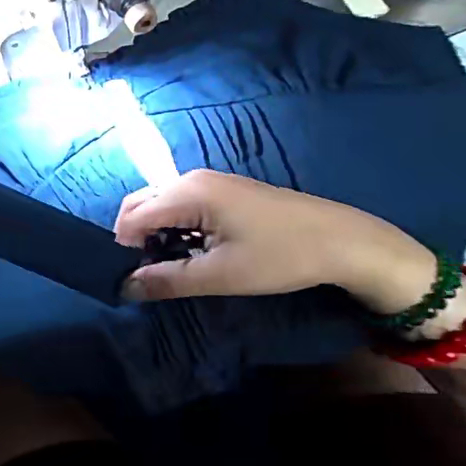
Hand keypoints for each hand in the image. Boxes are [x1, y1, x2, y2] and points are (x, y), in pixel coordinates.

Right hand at [112, 170, 438, 312]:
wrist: (340, 240)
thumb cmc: (280, 256)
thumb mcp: (220, 274)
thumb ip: (168, 279)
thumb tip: (125, 286)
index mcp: (188, 192)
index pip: (131, 217)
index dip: (124, 250)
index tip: (134, 281)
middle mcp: (193, 178)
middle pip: (141, 204)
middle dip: (136, 239)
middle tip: (151, 276)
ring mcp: (211, 182)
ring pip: (162, 204)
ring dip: (157, 235)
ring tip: (174, 268)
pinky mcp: (225, 191)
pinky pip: (183, 205)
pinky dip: (176, 228)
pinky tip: (194, 252)